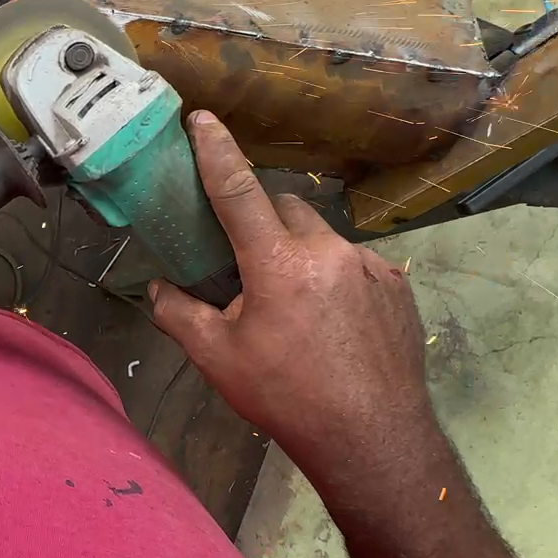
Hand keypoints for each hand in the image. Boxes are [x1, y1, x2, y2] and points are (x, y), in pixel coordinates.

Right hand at [149, 112, 444, 492]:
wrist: (373, 438)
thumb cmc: (283, 395)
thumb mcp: (215, 357)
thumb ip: (178, 313)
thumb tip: (160, 289)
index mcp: (278, 262)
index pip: (239, 192)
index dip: (216, 152)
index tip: (202, 118)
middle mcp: (328, 251)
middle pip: (285, 207)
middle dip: (259, 219)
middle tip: (242, 263)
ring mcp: (371, 267)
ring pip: (319, 237)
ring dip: (295, 252)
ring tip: (287, 304)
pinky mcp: (398, 288)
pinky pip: (352, 264)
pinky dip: (329, 277)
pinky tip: (326, 322)